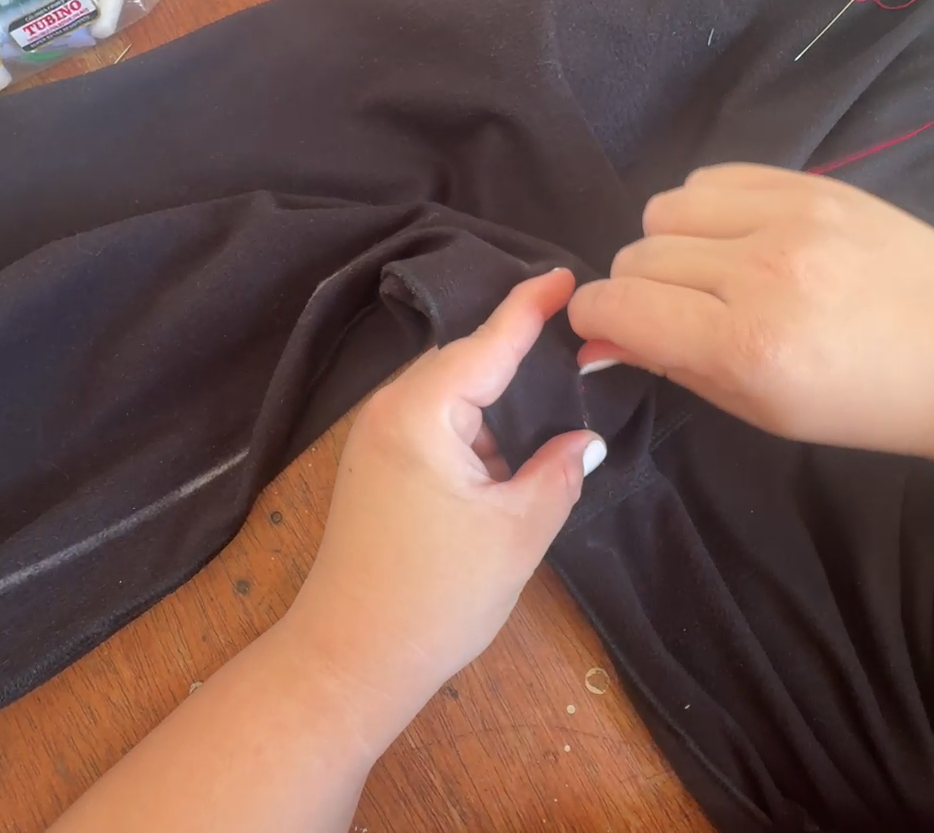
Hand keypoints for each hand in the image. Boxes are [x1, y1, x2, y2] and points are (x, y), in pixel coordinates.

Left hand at [281, 269, 605, 713]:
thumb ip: (556, 473)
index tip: (562, 275)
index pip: (486, 343)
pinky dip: (471, 434)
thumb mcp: (516, 532)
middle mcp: (389, 410)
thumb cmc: (436, 595)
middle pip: (464, 366)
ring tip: (547, 421)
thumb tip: (583, 440)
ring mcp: (375, 438)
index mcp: (421, 412)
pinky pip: (432, 426)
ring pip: (449, 399)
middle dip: (516, 362)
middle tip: (574, 362)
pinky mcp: (374, 465)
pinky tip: (502, 461)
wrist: (350, 658)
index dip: (529, 307)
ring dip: (495, 408)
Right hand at [568, 163, 933, 459]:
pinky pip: (709, 177)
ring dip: (667, 244)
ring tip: (709, 269)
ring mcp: (791, 218)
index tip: (602, 326)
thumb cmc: (858, 403)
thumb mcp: (753, 406)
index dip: (592, 316)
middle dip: (635, 289)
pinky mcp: (813, 184)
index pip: (619, 305)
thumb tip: (594, 340)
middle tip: (675, 312)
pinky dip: (704, 209)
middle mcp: (762, 272)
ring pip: (662, 210)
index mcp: (747, 345)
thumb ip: (665, 364)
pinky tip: (736, 236)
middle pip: (636, 257)